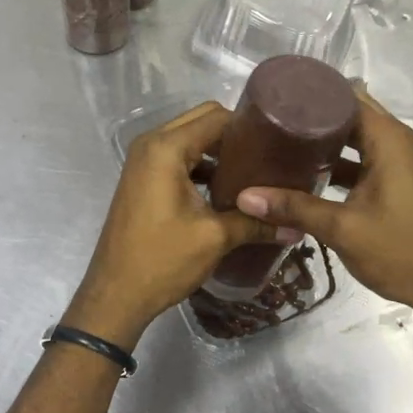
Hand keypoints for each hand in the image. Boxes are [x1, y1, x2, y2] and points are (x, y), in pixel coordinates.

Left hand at [65, 103, 288, 347]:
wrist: (115, 295)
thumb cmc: (162, 260)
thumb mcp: (215, 238)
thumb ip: (256, 223)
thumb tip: (297, 227)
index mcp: (166, 148)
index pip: (217, 117)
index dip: (250, 127)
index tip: (278, 145)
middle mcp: (152, 145)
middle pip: (203, 121)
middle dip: (235, 137)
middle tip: (268, 160)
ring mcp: (144, 161)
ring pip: (191, 139)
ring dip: (219, 152)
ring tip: (253, 175)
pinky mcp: (143, 179)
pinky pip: (179, 158)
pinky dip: (202, 166)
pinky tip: (227, 191)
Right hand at [235, 92, 412, 325]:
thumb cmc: (401, 251)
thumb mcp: (342, 229)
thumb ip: (294, 208)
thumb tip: (244, 197)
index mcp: (389, 139)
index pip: (346, 97)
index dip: (311, 94)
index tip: (274, 98)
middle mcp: (397, 143)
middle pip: (350, 116)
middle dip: (313, 118)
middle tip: (269, 122)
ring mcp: (400, 164)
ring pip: (356, 141)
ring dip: (325, 142)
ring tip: (280, 144)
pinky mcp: (399, 185)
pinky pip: (364, 161)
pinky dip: (339, 164)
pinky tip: (308, 175)